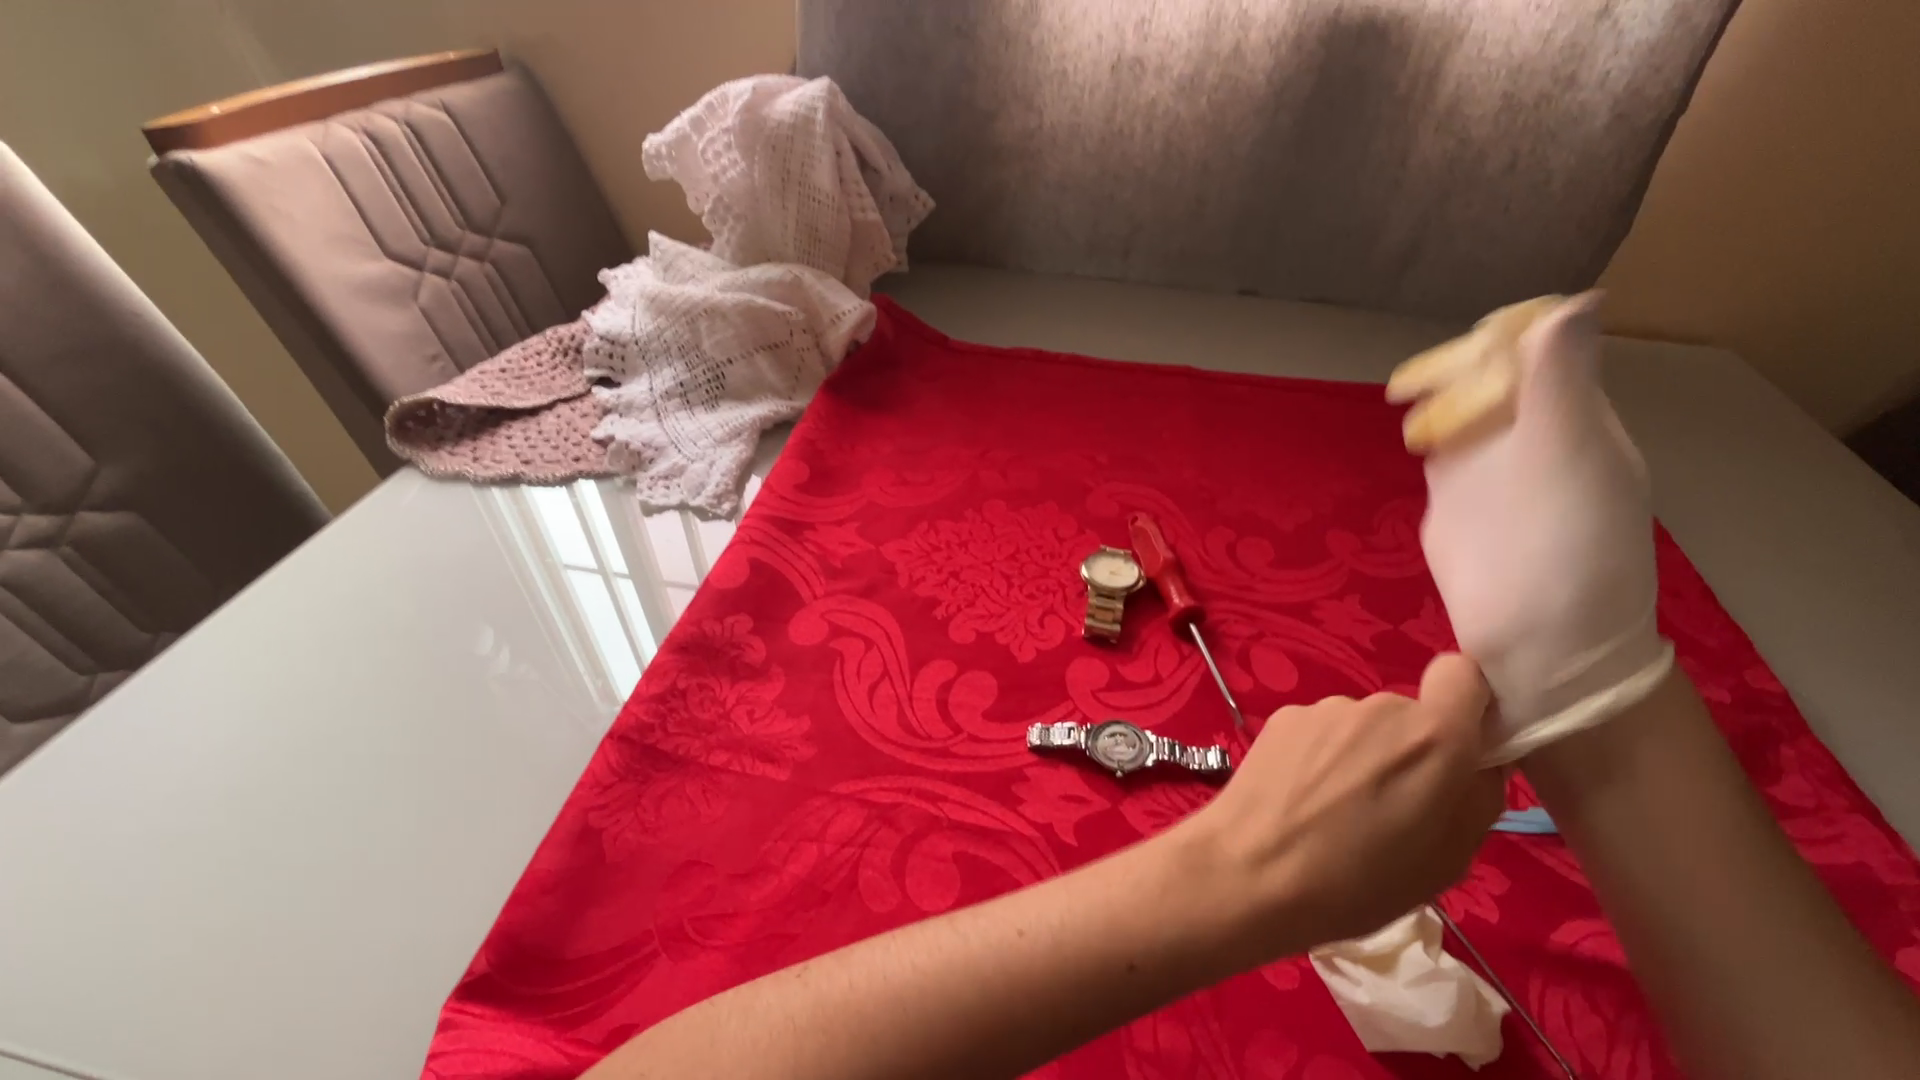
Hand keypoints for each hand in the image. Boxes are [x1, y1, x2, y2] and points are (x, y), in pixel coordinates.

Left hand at [1188, 654, 1504, 953]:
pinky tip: (1300, 797)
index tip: (1460, 747)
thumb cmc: (1360, 882)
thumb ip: (1476, 797)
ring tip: (1335, 811)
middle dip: (1409, 751)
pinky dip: (1320, 757)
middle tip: (1389, 807)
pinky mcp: (1283, 717)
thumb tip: (1478, 764)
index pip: (1463, 674)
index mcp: (1435, 736)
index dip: (1465, 704)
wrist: (1251, 873)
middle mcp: (1382, 707)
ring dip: (1361, 756)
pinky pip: (1321, 732)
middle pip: (1410, 715)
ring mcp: (1326, 707)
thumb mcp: (1449, 859)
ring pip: (1363, 726)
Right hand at [1417, 292, 1672, 762]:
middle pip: (1496, 374)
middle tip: (1419, 384)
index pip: (1546, 350)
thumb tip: (1571, 302)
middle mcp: (1535, 435)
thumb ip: (1561, 386)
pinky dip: (1426, 428)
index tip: (1470, 346)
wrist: (1540, 644)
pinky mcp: (1456, 498)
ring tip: (1407, 397)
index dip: (1509, 335)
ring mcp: (1492, 468)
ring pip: (1465, 406)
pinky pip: (1442, 447)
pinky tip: (1409, 427)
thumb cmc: (1569, 554)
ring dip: (1438, 392)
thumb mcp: (1572, 462)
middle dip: (1460, 366)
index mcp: (1577, 418)